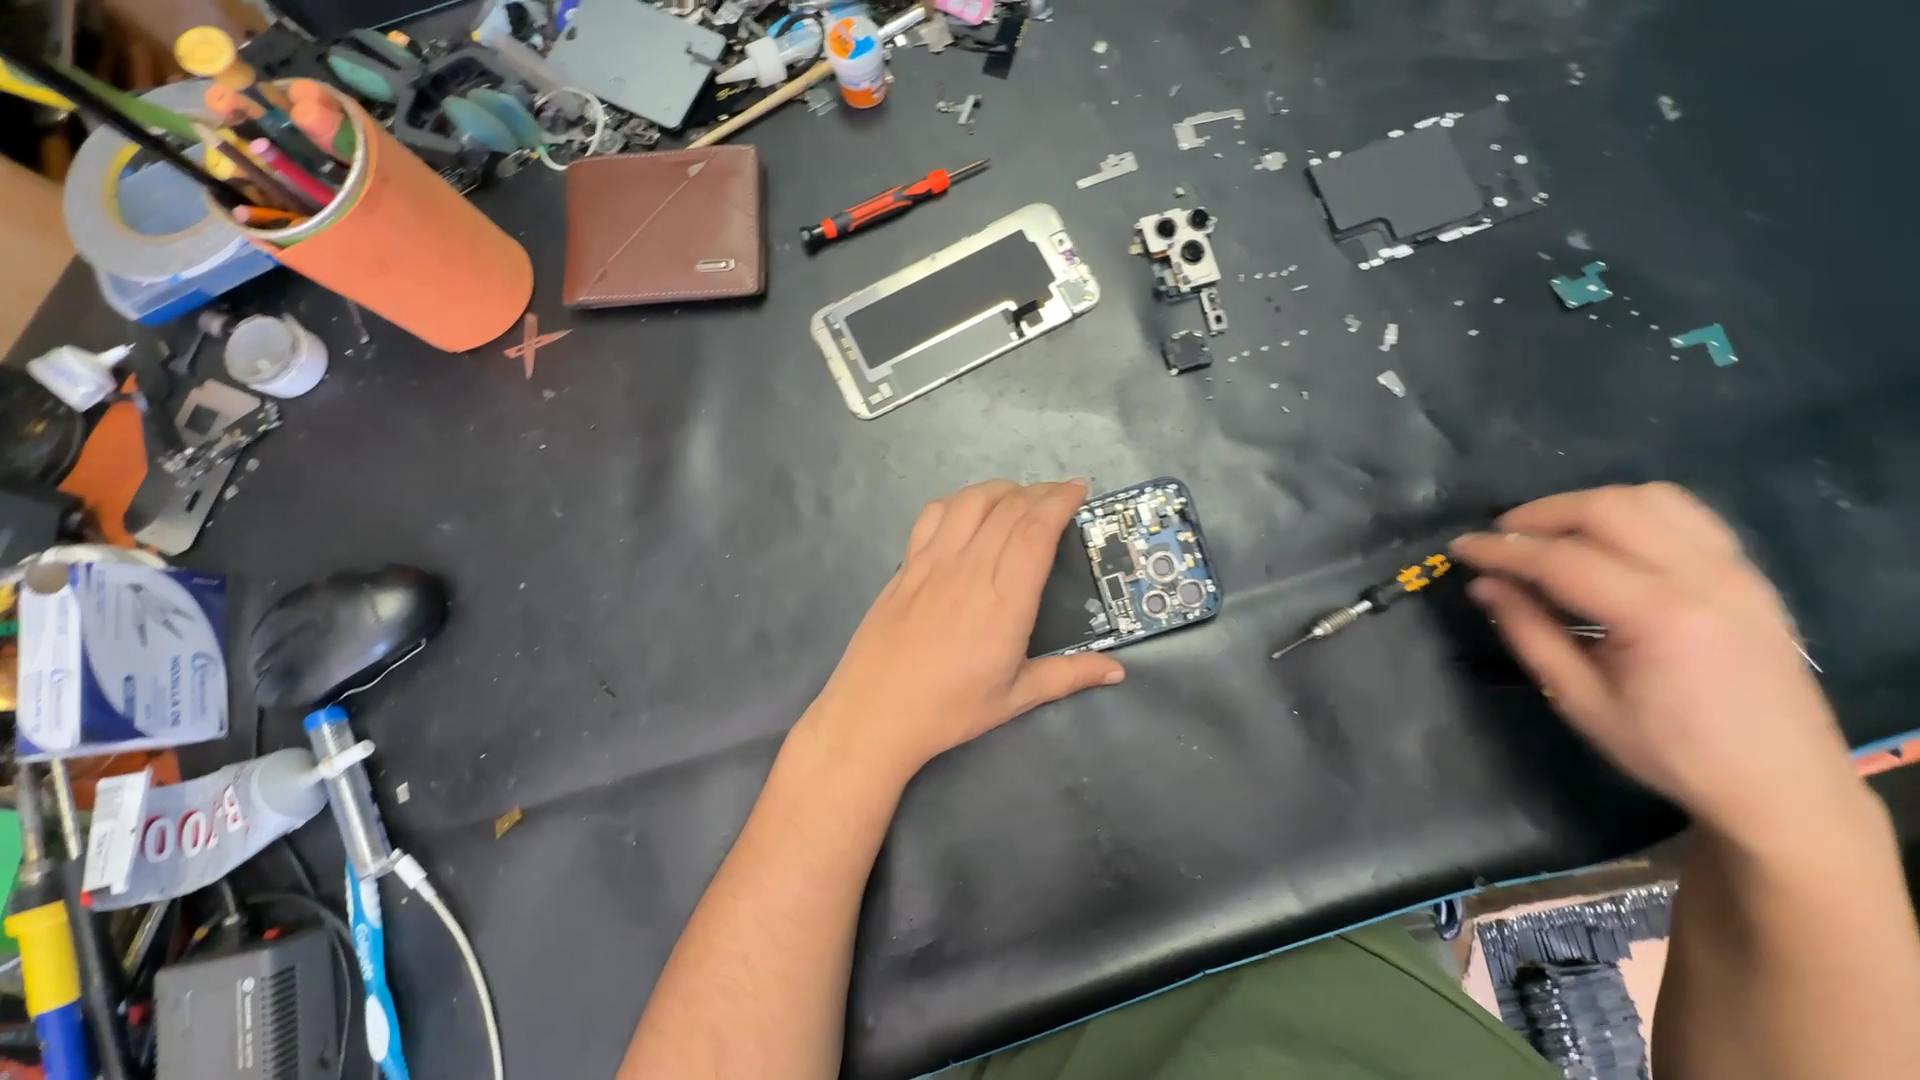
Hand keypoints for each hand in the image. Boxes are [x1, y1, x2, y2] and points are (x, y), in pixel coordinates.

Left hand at [798, 480, 1124, 779]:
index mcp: (1004, 601)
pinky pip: (932, 516)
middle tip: (1058, 495)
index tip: (1078, 490)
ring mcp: (932, 563)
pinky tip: (967, 512)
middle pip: (1008, 508)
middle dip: (1040, 492)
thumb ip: (1068, 675)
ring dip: (1000, 489)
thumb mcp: (1016, 698)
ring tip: (1018, 497)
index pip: (1036, 530)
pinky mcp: (906, 566)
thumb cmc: (950, 709)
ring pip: (969, 502)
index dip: (1060, 501)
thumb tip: (1117, 671)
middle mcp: (969, 570)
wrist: (875, 713)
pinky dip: (957, 502)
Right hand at [1450, 483, 1859, 843]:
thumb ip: (1530, 634)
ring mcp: (1734, 568)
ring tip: (1548, 535)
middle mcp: (1703, 577)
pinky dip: (1633, 511)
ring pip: (1650, 498)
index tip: (1459, 548)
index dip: (1502, 550)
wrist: (1783, 782)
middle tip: (1499, 539)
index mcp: (1659, 617)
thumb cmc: (1671, 752)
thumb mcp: (1582, 702)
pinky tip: (1605, 540)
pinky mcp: (1747, 571)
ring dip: (1587, 506)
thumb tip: (1484, 585)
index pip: (1563, 559)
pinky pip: (1685, 514)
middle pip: (1608, 509)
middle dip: (1541, 515)